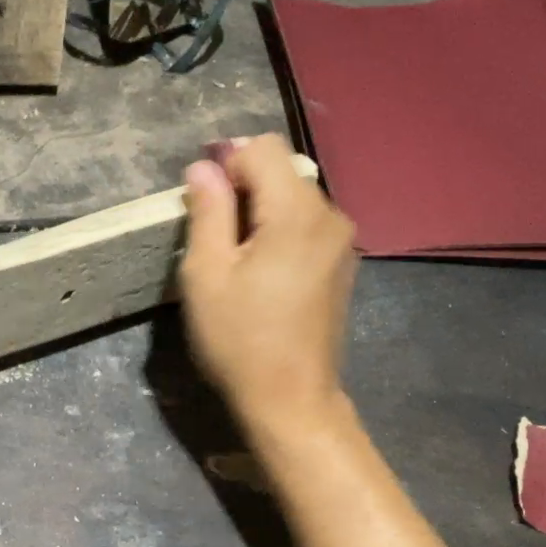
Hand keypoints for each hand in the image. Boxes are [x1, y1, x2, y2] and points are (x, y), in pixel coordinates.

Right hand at [180, 134, 359, 447]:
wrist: (289, 398)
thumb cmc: (239, 340)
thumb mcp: (206, 275)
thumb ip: (207, 212)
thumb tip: (203, 167)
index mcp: (296, 212)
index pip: (263, 148)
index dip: (226, 165)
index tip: (203, 207)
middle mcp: (330, 214)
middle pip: (281, 171)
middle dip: (243, 191)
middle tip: (213, 240)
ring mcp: (342, 240)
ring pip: (293, 199)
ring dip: (259, 215)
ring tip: (235, 262)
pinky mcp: (341, 263)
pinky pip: (305, 226)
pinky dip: (278, 234)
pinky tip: (260, 275)